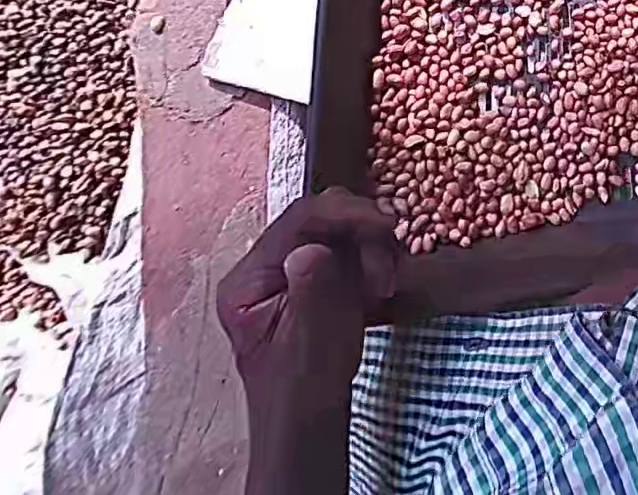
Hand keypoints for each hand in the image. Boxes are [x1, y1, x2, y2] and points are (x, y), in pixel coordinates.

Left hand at [216, 189, 398, 415]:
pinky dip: (372, 256)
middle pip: (322, 217)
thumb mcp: (311, 341)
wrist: (311, 425)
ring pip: (342, 226)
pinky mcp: (316, 270)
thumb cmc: (307, 390)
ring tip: (384, 284)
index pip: (299, 220)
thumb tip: (312, 249)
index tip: (386, 223)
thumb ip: (312, 291)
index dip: (345, 212)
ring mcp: (291, 264)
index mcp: (249, 278)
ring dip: (372, 247)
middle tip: (388, 265)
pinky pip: (350, 243)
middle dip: (363, 232)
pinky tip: (380, 284)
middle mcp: (265, 263)